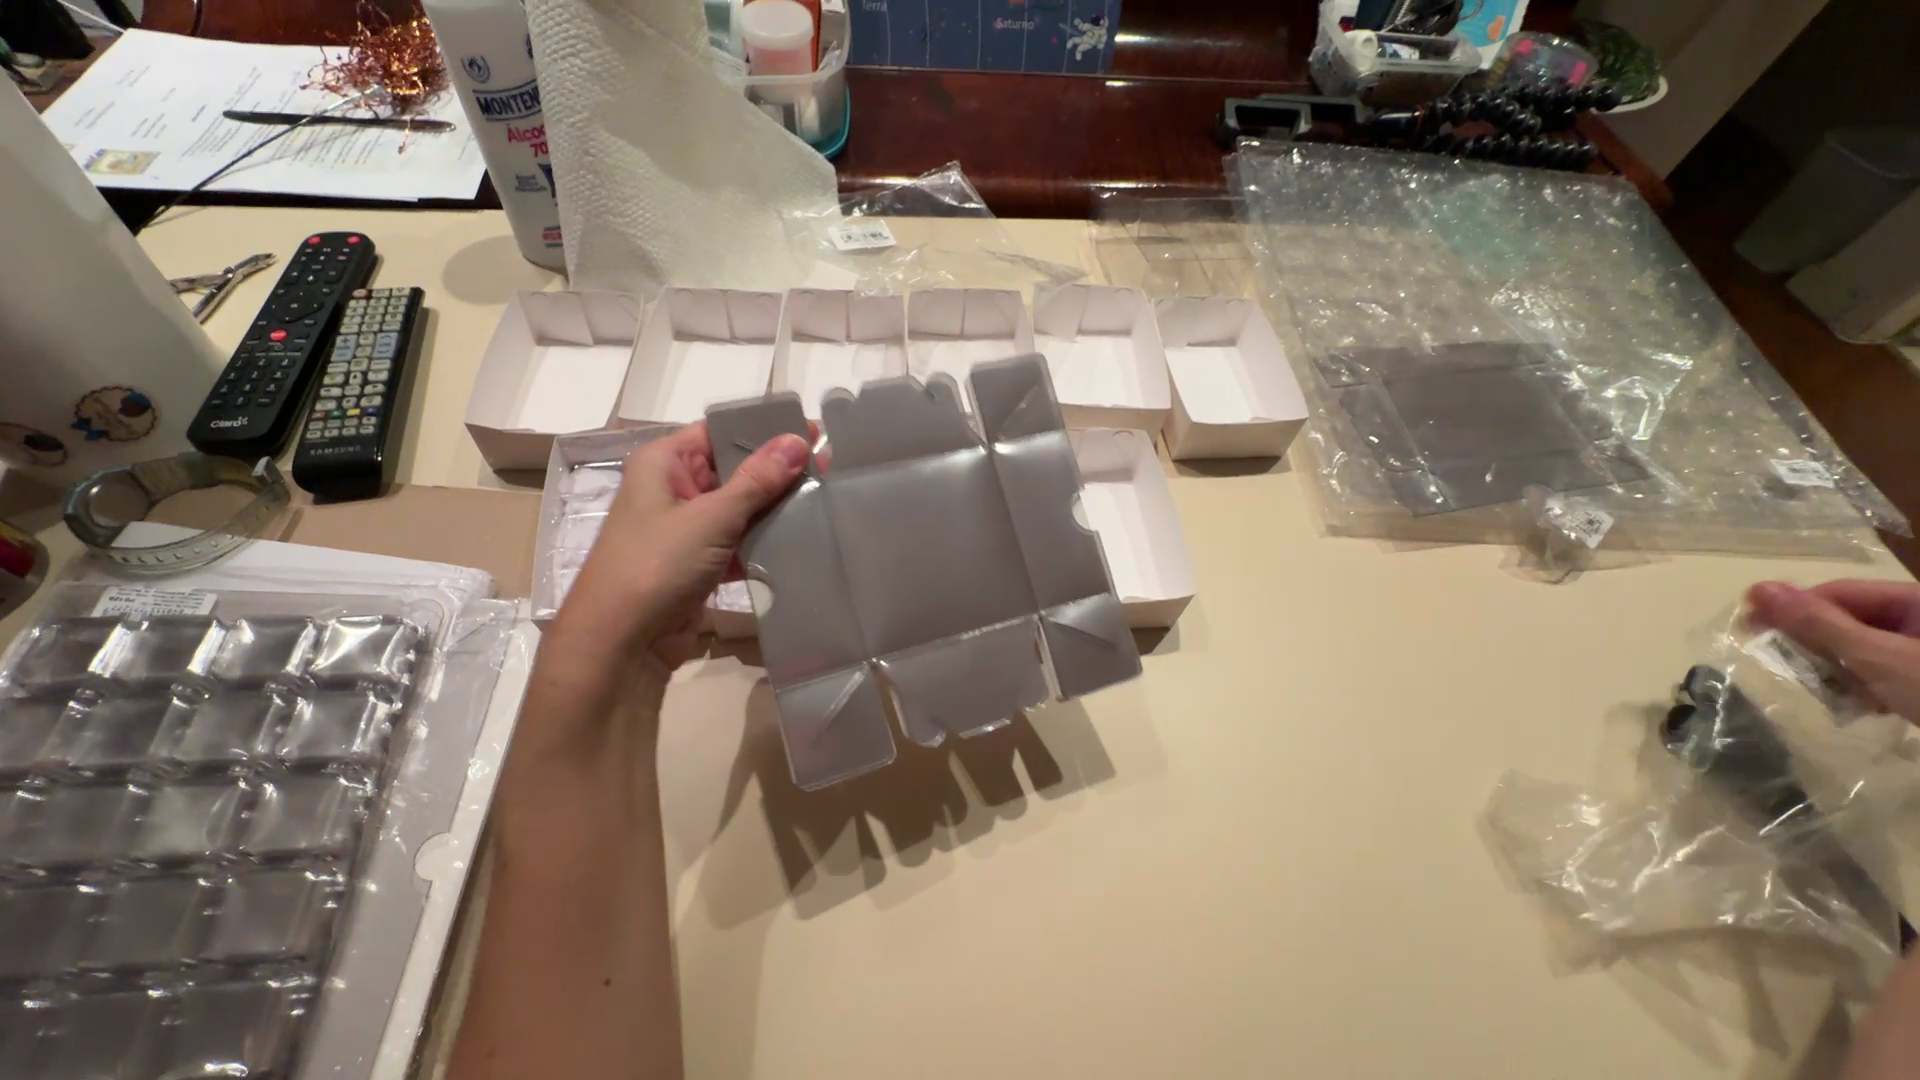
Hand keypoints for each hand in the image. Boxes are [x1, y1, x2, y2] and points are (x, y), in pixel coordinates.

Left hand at [550, 422, 811, 669]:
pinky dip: (764, 543)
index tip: (812, 432)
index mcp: (664, 463)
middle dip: (777, 472)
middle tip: (828, 469)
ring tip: (824, 500)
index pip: (719, 432)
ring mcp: (687, 529)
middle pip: (734, 470)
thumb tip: (798, 440)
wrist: (621, 642)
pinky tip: (801, 540)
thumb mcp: (710, 517)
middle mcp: (674, 489)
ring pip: (740, 508)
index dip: (764, 431)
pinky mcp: (699, 564)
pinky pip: (739, 543)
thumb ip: (757, 480)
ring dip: (775, 509)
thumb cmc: (656, 564)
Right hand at [1747, 579, 1919, 722]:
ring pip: (1864, 647)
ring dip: (1840, 671)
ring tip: (1841, 697)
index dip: (1794, 610)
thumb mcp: (1879, 659)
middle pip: (1850, 619)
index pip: (1839, 592)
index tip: (1754, 632)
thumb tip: (1757, 589)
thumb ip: (1818, 624)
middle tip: (1798, 673)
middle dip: (1821, 647)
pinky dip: (1868, 685)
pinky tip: (1867, 705)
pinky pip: (1886, 668)